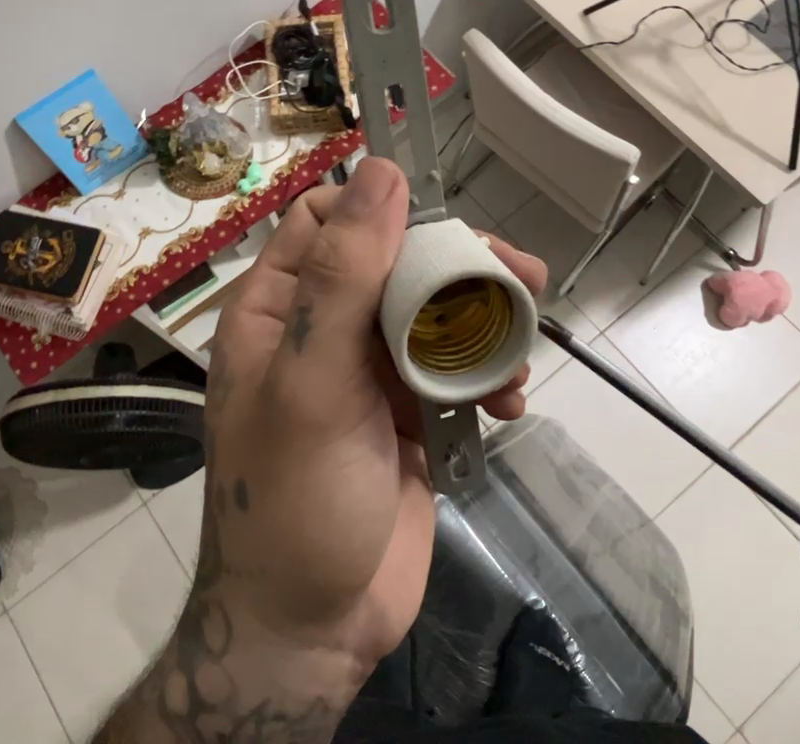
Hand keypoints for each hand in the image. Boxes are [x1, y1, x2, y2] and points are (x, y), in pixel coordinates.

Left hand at [95, 158, 544, 742]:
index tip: (442, 226)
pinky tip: (510, 406)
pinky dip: (487, 379)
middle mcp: (322, 334)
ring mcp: (368, 377)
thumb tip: (381, 171)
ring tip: (520, 354)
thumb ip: (345, 276)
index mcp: (279, 312)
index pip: (326, 222)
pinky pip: (455, 374)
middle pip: (396, 264)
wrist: (311, 628)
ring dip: (484, 325)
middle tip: (520, 278)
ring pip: (435, 316)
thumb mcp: (313, 382)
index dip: (382, 211)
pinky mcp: (410, 418)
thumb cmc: (295, 501)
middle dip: (458, 267)